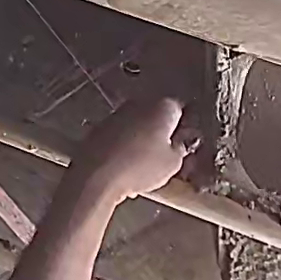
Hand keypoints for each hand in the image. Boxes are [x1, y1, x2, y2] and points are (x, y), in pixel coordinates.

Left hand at [69, 97, 191, 205]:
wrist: (95, 176)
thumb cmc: (139, 166)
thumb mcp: (173, 163)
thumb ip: (180, 149)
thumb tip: (178, 144)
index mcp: (162, 106)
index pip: (181, 110)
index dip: (184, 128)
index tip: (185, 144)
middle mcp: (138, 103)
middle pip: (157, 116)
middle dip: (162, 134)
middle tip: (167, 157)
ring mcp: (116, 114)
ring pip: (137, 126)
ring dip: (142, 141)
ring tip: (145, 166)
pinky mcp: (99, 128)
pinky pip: (120, 136)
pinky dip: (124, 147)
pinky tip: (126, 167)